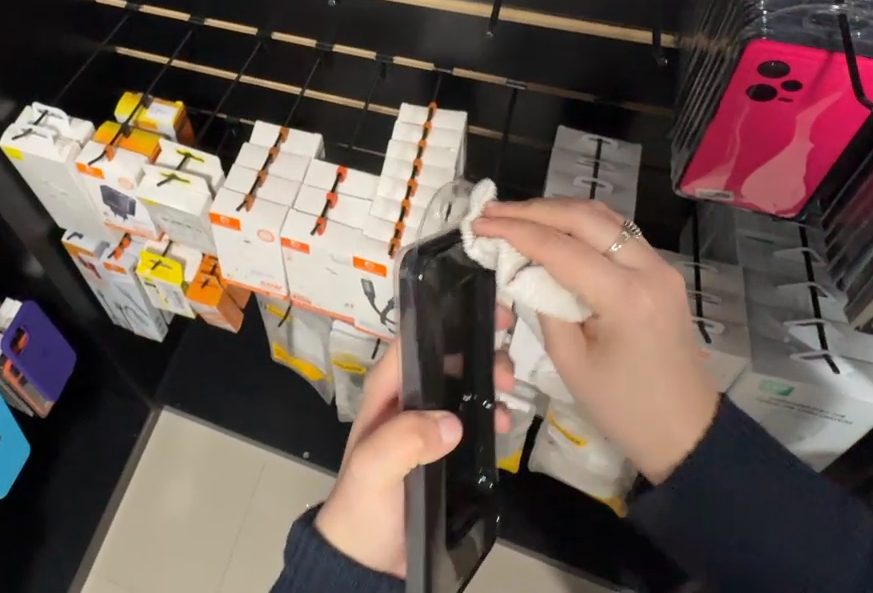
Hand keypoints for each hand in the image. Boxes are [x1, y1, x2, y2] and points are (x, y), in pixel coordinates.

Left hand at [315, 310, 514, 576]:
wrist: (370, 559)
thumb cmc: (363, 503)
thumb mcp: (373, 468)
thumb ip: (404, 441)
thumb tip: (451, 422)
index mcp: (388, 389)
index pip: (416, 339)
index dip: (449, 320)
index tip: (487, 314)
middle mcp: (410, 397)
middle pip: (448, 357)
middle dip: (479, 351)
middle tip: (505, 367)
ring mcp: (429, 421)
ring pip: (464, 384)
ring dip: (489, 381)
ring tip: (508, 393)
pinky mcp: (448, 447)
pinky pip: (475, 419)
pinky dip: (493, 414)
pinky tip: (506, 423)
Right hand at [473, 198, 718, 484]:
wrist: (688, 432)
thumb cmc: (623, 407)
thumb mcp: (569, 360)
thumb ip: (543, 303)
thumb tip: (520, 265)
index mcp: (624, 297)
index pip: (559, 247)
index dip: (514, 230)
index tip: (479, 222)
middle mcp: (647, 268)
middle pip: (582, 218)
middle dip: (531, 210)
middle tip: (491, 211)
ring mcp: (659, 266)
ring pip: (601, 217)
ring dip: (555, 210)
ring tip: (515, 214)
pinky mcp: (660, 270)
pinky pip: (615, 231)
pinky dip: (578, 222)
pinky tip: (551, 226)